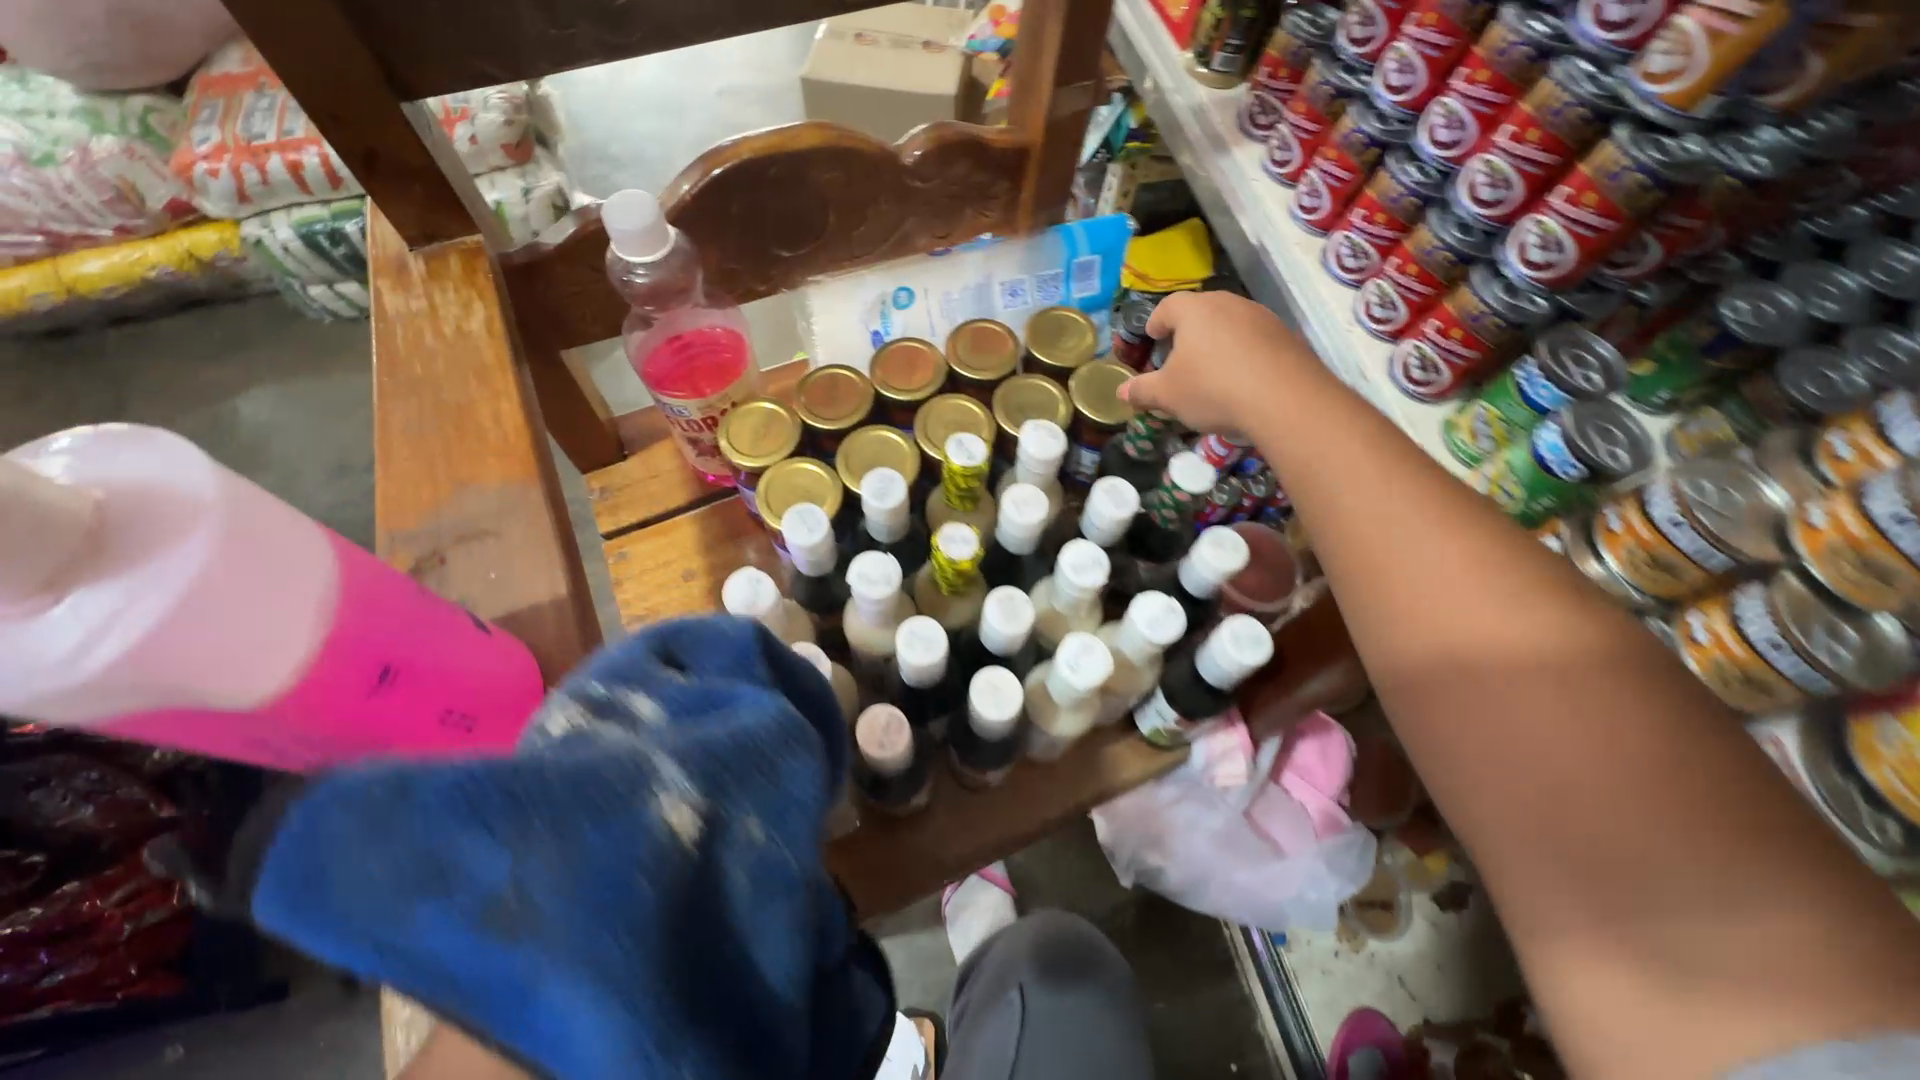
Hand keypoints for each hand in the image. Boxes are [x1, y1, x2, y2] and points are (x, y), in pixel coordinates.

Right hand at [1119, 291, 1322, 434]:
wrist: (1285, 400)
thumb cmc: (1213, 390)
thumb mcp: (1168, 396)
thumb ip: (1142, 391)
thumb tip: (1121, 392)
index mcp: (1194, 310)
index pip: (1167, 307)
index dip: (1156, 322)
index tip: (1152, 337)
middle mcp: (1228, 303)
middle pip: (1201, 311)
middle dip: (1188, 331)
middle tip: (1180, 356)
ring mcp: (1261, 316)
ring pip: (1231, 324)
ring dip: (1219, 342)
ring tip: (1213, 370)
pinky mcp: (1286, 335)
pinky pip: (1256, 340)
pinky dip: (1245, 354)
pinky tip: (1244, 380)